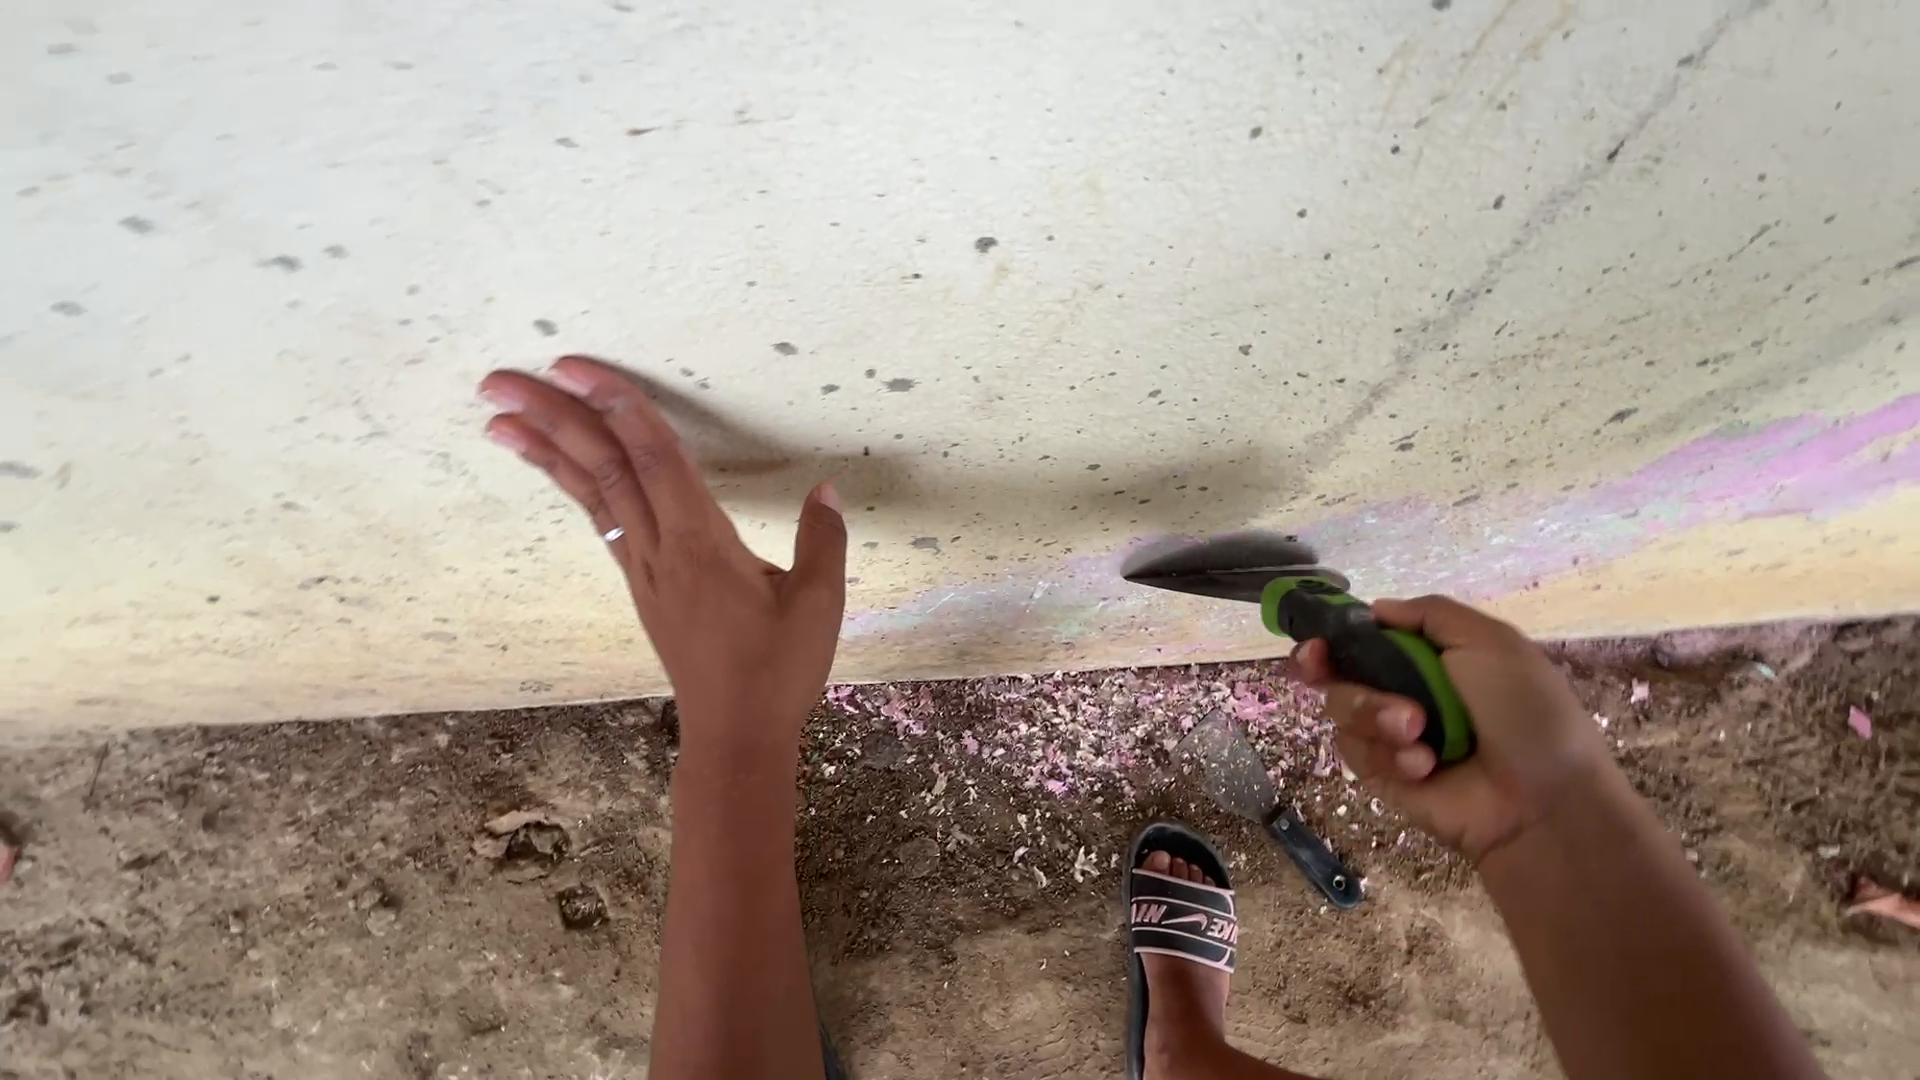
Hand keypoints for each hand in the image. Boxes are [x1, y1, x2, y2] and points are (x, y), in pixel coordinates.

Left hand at [478, 355, 846, 756]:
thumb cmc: (778, 670)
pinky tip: (561, 473)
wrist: (736, 735)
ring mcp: (644, 572)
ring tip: (499, 417)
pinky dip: (575, 489)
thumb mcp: (820, 604)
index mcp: (703, 546)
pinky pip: (602, 525)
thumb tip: (825, 489)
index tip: (577, 368)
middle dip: (554, 420)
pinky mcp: (643, 589)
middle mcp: (660, 551)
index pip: (656, 461)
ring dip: (548, 453)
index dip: (622, 408)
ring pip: (592, 498)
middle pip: (604, 472)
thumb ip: (822, 540)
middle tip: (500, 379)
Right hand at [1291, 596, 1614, 863]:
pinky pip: (1355, 750)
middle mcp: (1399, 691)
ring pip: (1342, 708)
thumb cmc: (1526, 713)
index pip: (1361, 639)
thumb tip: (1374, 609)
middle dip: (1331, 672)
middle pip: (1334, 671)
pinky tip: (1424, 766)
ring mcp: (1387, 733)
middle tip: (1321, 671)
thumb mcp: (1492, 642)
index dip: (1331, 638)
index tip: (1318, 646)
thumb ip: (1431, 613)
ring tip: (1418, 733)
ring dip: (1375, 714)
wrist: (1544, 802)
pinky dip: (1388, 754)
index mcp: (1424, 657)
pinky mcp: (1380, 774)